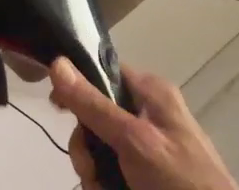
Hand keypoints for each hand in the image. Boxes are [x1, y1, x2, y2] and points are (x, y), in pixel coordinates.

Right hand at [51, 59, 238, 189]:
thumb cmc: (181, 183)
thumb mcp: (134, 141)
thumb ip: (94, 105)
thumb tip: (56, 62)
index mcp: (151, 94)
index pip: (102, 72)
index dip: (76, 86)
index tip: (58, 108)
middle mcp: (148, 115)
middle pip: (94, 116)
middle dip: (86, 147)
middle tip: (92, 169)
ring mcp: (147, 148)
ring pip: (98, 149)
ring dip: (93, 172)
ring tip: (104, 189)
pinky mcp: (145, 176)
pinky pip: (110, 171)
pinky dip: (104, 184)